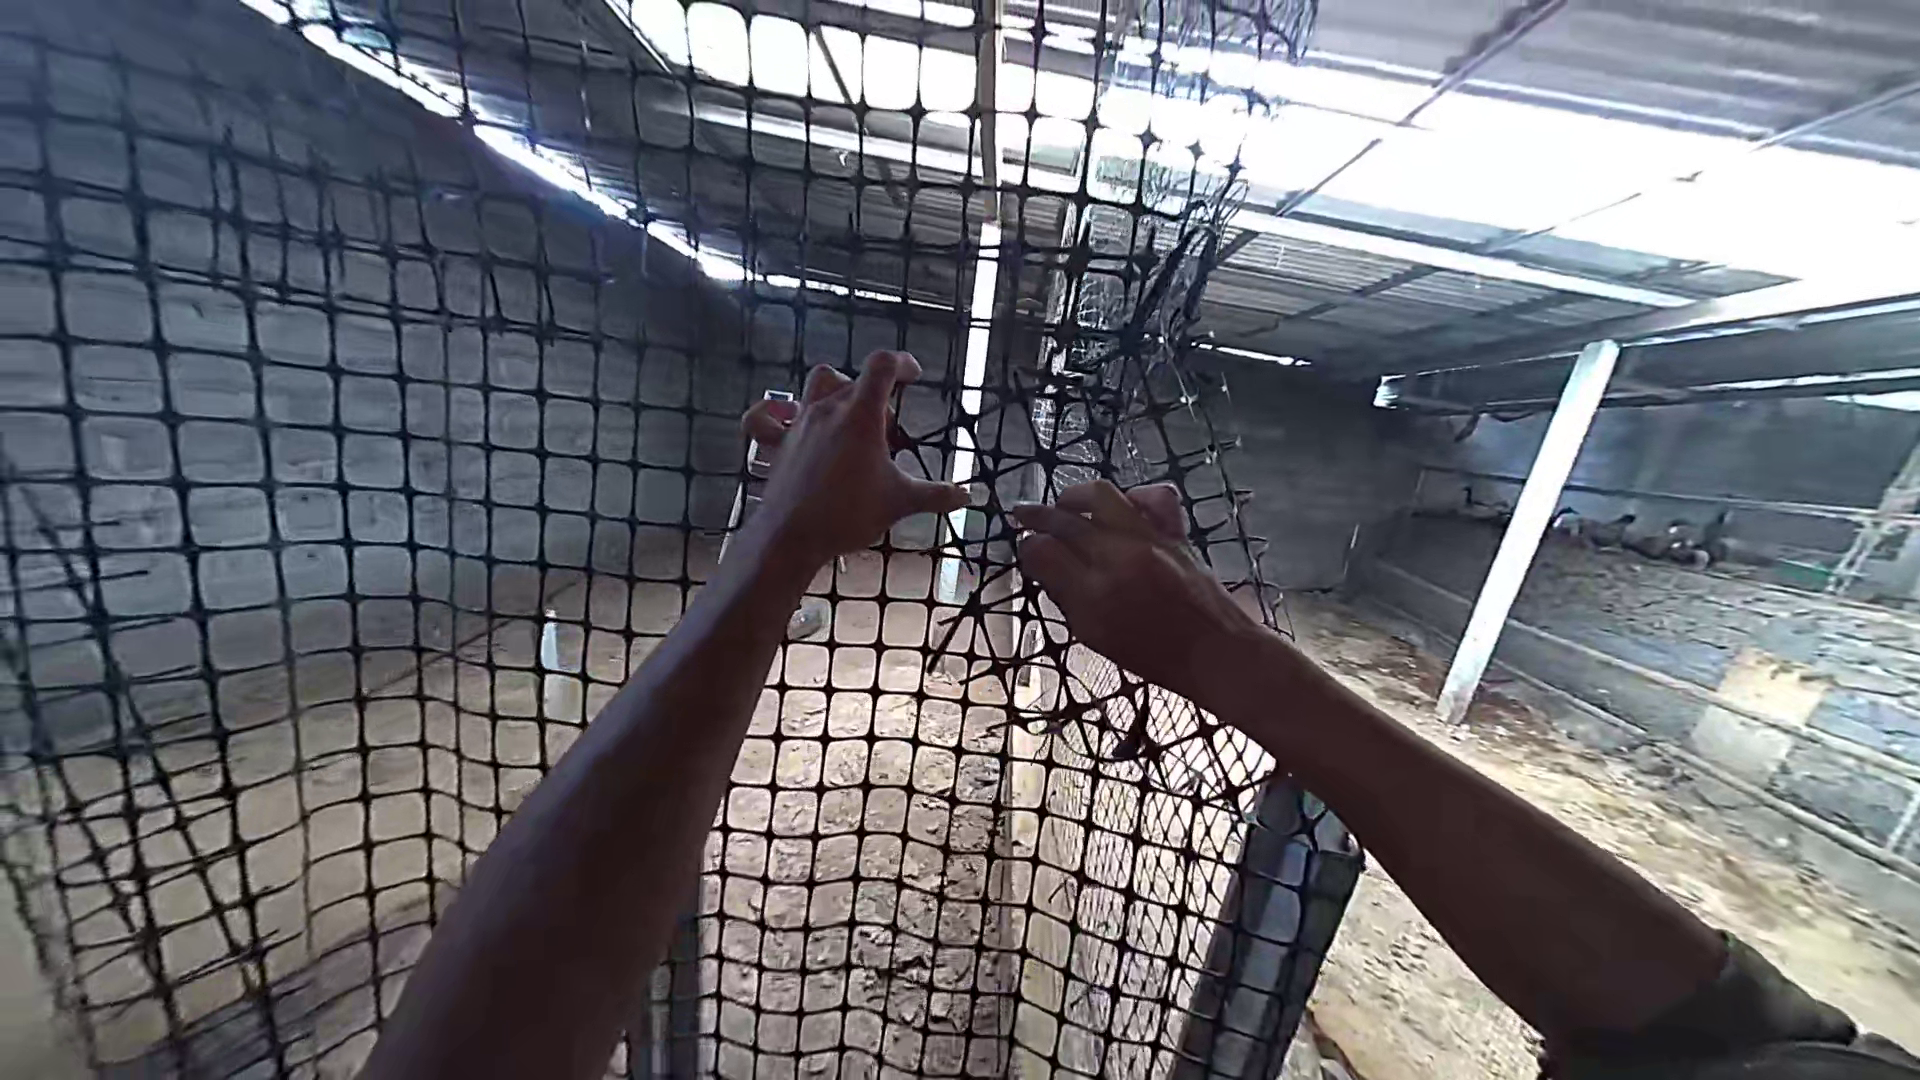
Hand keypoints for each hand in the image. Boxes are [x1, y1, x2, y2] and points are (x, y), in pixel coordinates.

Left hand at [740, 351, 966, 571]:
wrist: (793, 537)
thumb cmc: (848, 515)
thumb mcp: (900, 503)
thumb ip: (937, 495)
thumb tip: (966, 495)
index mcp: (860, 416)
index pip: (883, 366)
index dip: (902, 363)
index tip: (914, 375)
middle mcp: (827, 410)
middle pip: (856, 381)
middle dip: (879, 399)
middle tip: (889, 436)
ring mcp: (799, 424)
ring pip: (818, 386)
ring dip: (839, 393)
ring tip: (852, 423)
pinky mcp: (778, 444)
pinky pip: (765, 416)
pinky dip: (776, 410)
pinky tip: (790, 416)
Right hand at [1011, 480, 1266, 707]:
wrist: (1217, 653)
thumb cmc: (1152, 655)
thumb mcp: (1094, 636)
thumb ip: (1064, 596)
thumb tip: (1041, 564)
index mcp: (1095, 591)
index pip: (1043, 551)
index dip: (1026, 547)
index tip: (1024, 549)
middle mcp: (1119, 557)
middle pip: (1064, 519)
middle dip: (1035, 515)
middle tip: (1022, 516)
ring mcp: (1149, 539)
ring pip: (1100, 495)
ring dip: (1074, 497)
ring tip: (1062, 506)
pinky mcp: (1174, 532)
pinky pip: (1152, 496)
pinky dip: (1131, 495)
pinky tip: (1120, 508)